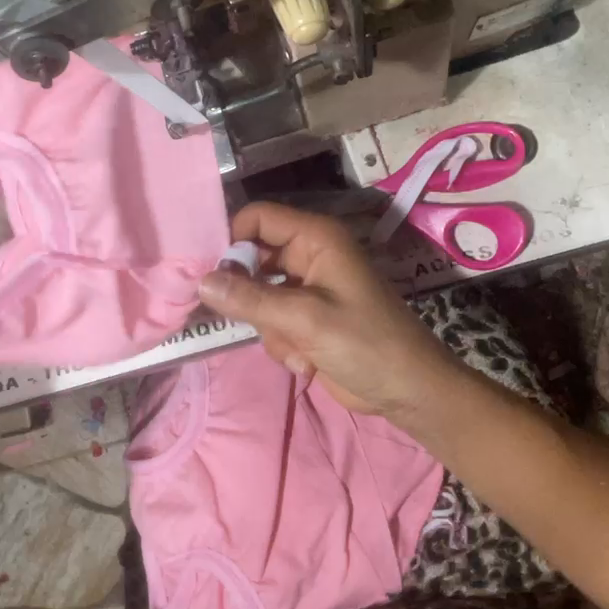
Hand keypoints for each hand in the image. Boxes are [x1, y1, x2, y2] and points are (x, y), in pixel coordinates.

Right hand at [197, 202, 465, 421]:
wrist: (407, 390)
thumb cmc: (365, 343)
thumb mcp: (305, 319)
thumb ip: (250, 299)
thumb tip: (201, 281)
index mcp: (316, 238)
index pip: (258, 218)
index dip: (233, 239)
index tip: (210, 272)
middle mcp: (310, 256)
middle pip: (253, 259)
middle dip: (250, 295)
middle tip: (251, 319)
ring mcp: (308, 289)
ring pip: (258, 297)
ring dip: (271, 328)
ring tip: (299, 346)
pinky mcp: (306, 320)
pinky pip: (272, 322)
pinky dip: (283, 343)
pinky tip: (308, 361)